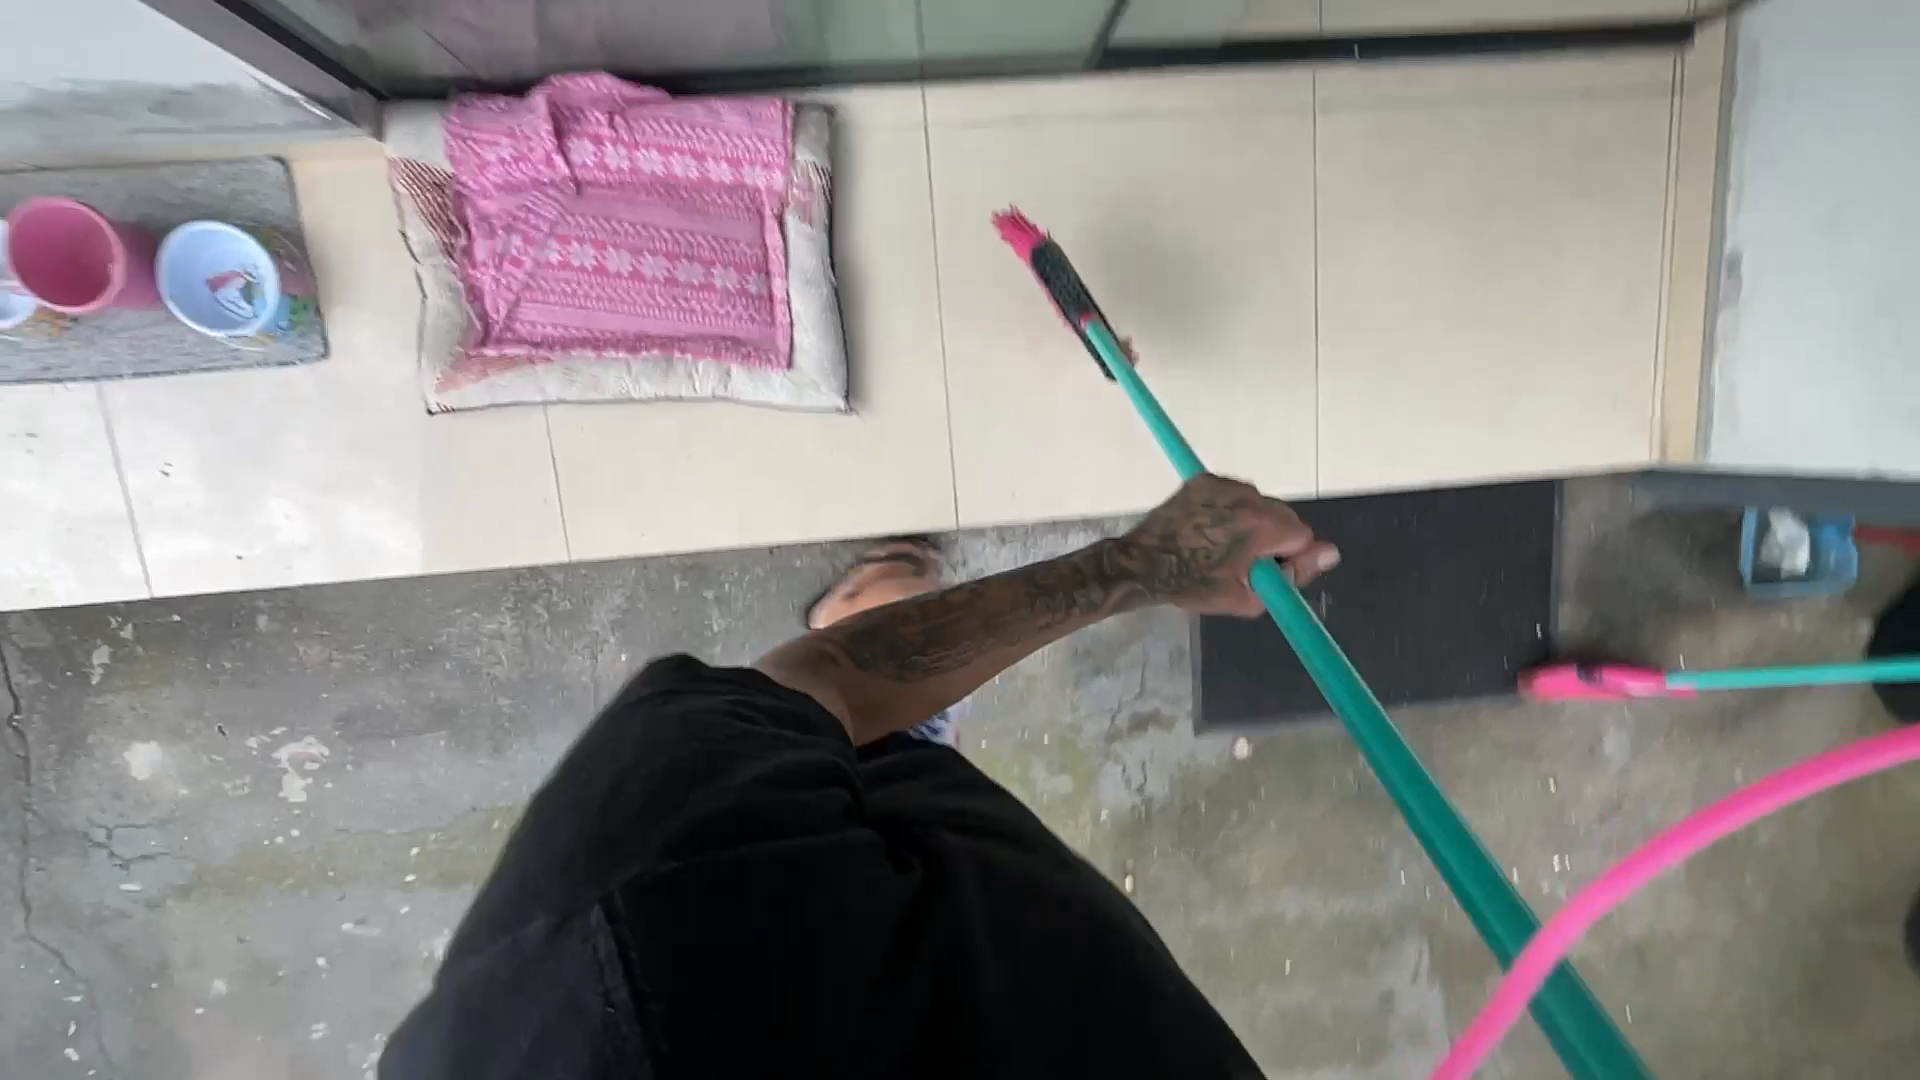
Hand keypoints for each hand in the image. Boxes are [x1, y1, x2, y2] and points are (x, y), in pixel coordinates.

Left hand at [1114, 473, 1338, 616]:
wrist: (1141, 564)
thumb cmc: (1193, 585)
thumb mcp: (1248, 596)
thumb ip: (1294, 575)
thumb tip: (1330, 553)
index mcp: (1262, 525)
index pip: (1302, 536)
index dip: (1287, 556)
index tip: (1265, 570)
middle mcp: (1247, 496)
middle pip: (1281, 515)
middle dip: (1271, 537)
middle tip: (1242, 560)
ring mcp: (1222, 484)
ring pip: (1258, 503)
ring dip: (1250, 521)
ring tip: (1221, 545)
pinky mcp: (1202, 480)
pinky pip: (1232, 494)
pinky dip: (1228, 509)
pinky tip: (1209, 529)